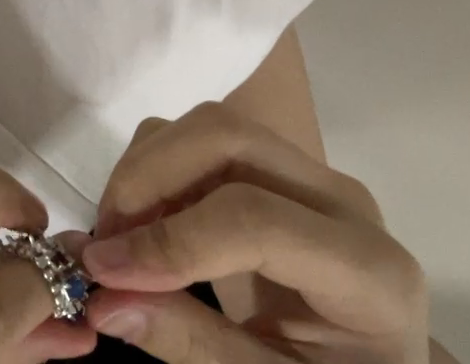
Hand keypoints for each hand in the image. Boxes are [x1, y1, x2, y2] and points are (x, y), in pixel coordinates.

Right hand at [82, 103, 431, 363]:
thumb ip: (192, 344)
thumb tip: (102, 299)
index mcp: (368, 272)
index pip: (255, 220)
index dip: (171, 240)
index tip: (103, 272)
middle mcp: (342, 201)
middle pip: (226, 138)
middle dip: (146, 177)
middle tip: (105, 238)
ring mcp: (307, 175)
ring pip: (206, 127)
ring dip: (145, 169)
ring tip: (120, 234)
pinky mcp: (274, 168)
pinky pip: (199, 140)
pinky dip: (155, 169)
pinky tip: (145, 225)